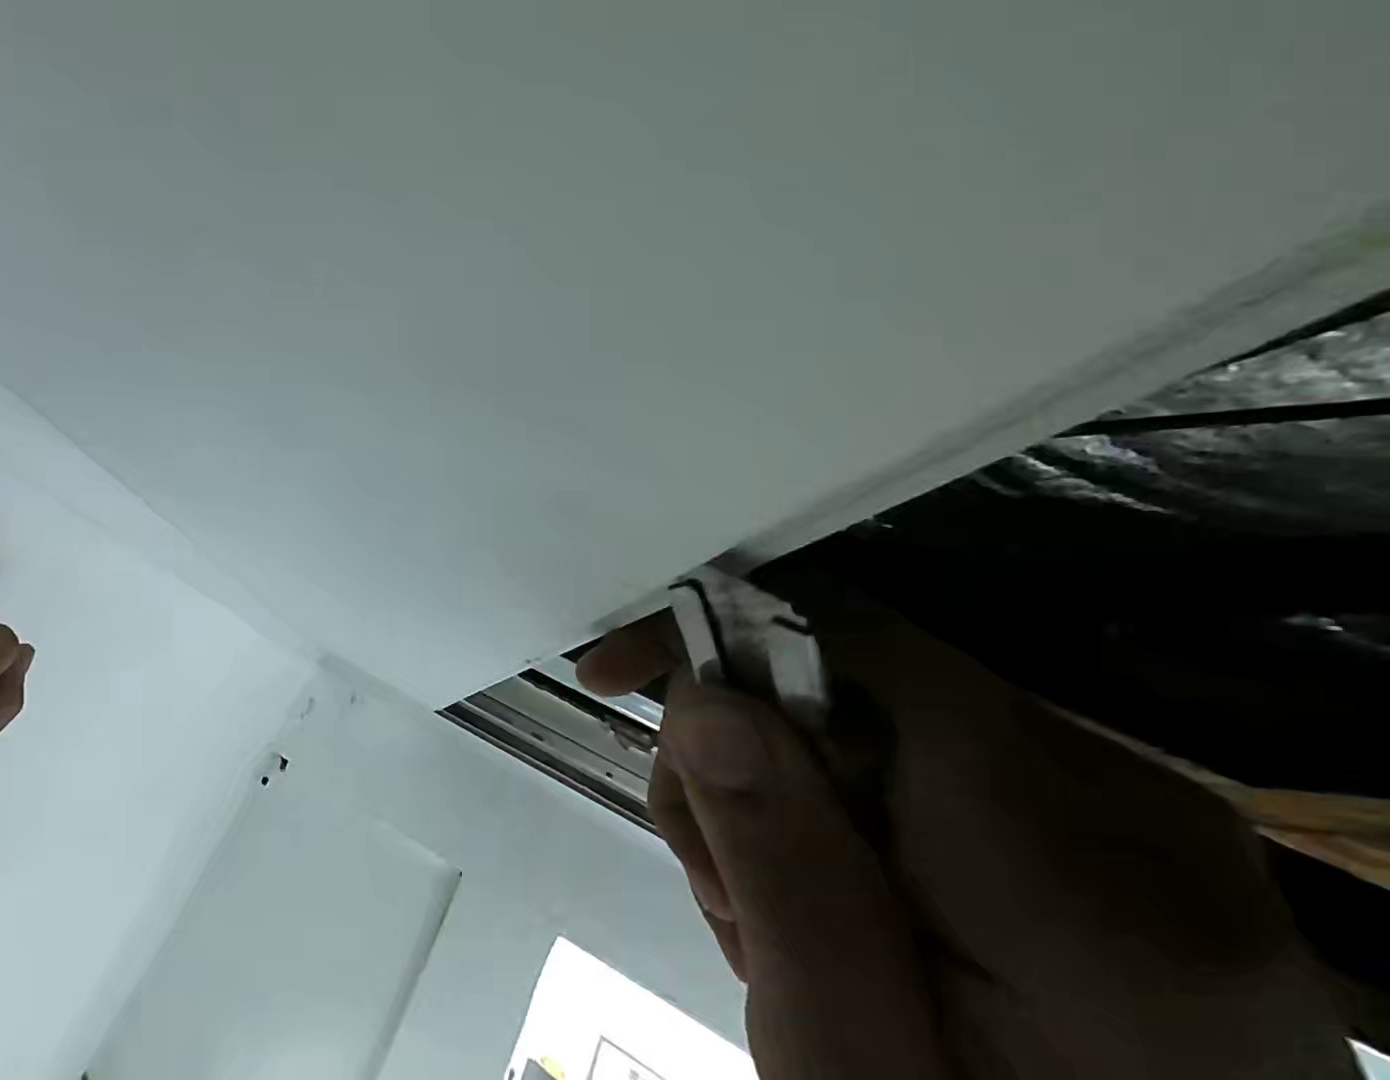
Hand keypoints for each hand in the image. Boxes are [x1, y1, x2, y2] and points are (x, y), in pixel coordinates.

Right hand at [579, 590, 1354, 1079]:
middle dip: (743, 748)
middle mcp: (1129, 812)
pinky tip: (825, 901)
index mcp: (1076, 881)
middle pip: (857, 681)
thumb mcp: (835, 1058)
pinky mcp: (1097, 828)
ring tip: (763, 914)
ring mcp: (1126, 815)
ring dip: (780, 788)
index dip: (726, 628)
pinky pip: (912, 757)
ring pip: (870, 714)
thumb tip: (704, 703)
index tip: (612, 671)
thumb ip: (782, 870)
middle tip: (710, 875)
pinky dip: (833, 807)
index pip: (869, 650)